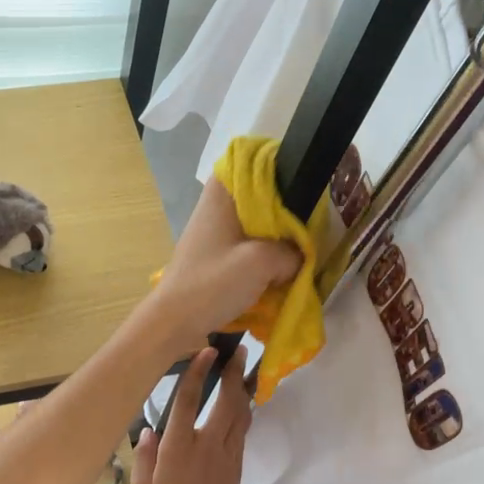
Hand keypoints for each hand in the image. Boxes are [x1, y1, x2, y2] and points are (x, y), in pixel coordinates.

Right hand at [132, 348, 253, 483]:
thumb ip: (144, 456)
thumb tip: (148, 430)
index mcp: (179, 447)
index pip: (188, 401)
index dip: (197, 373)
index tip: (206, 351)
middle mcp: (206, 443)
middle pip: (226, 400)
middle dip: (234, 372)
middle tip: (239, 349)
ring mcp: (226, 452)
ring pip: (240, 412)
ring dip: (243, 387)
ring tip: (245, 367)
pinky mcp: (236, 462)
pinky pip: (242, 427)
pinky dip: (243, 409)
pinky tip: (241, 402)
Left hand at [150, 178, 301, 346]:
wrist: (174, 322)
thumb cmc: (213, 284)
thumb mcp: (262, 262)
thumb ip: (291, 252)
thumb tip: (298, 256)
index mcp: (222, 194)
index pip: (255, 161)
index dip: (282, 170)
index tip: (306, 189)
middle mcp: (216, 207)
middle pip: (261, 196)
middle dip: (286, 212)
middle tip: (308, 229)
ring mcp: (215, 233)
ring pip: (258, 226)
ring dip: (277, 240)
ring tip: (297, 254)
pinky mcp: (216, 257)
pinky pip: (248, 248)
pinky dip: (264, 258)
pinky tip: (279, 273)